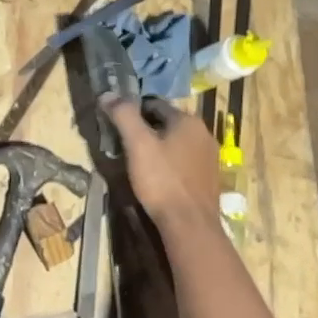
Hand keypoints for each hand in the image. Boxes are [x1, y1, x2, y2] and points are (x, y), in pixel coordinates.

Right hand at [101, 93, 220, 229]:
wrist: (190, 225)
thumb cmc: (162, 180)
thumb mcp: (137, 144)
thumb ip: (123, 115)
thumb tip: (107, 93)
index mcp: (188, 120)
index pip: (153, 104)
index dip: (132, 112)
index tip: (116, 126)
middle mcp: (203, 133)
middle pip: (166, 123)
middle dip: (145, 131)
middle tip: (125, 147)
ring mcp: (210, 157)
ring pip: (176, 143)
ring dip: (158, 148)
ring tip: (139, 164)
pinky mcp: (210, 178)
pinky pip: (184, 161)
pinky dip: (170, 164)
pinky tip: (158, 179)